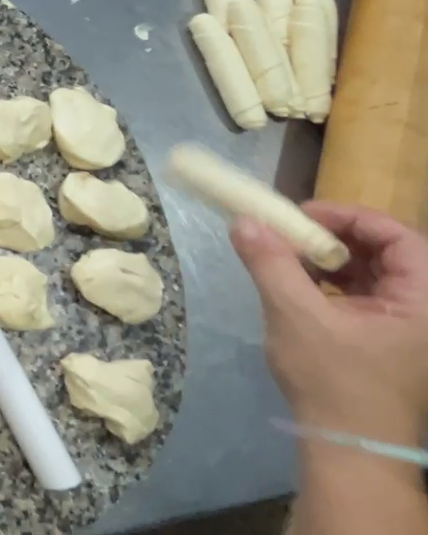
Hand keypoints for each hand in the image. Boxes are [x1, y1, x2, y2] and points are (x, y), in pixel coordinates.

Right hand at [231, 201, 427, 440]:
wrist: (350, 440)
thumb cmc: (333, 377)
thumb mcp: (294, 315)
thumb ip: (271, 263)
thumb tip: (245, 220)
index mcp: (425, 304)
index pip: (401, 238)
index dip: (350, 217)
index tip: (298, 215)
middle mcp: (427, 310)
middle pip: (390, 251)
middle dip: (334, 235)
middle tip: (285, 232)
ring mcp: (412, 325)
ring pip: (375, 269)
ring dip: (328, 256)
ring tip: (285, 256)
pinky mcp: (392, 335)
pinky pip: (366, 291)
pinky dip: (331, 278)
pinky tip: (298, 282)